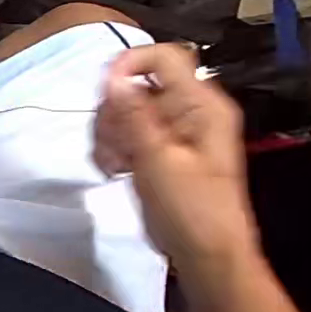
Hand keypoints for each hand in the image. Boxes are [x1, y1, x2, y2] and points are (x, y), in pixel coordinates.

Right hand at [95, 44, 259, 288]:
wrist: (205, 255)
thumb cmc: (190, 208)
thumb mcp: (158, 158)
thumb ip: (134, 113)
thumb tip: (112, 75)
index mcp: (202, 105)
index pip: (164, 56)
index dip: (129, 64)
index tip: (105, 93)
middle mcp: (188, 108)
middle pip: (135, 82)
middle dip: (113, 110)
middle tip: (113, 143)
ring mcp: (172, 128)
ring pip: (123, 107)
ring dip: (109, 131)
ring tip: (114, 162)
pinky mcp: (157, 146)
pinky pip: (123, 129)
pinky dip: (112, 145)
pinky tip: (114, 168)